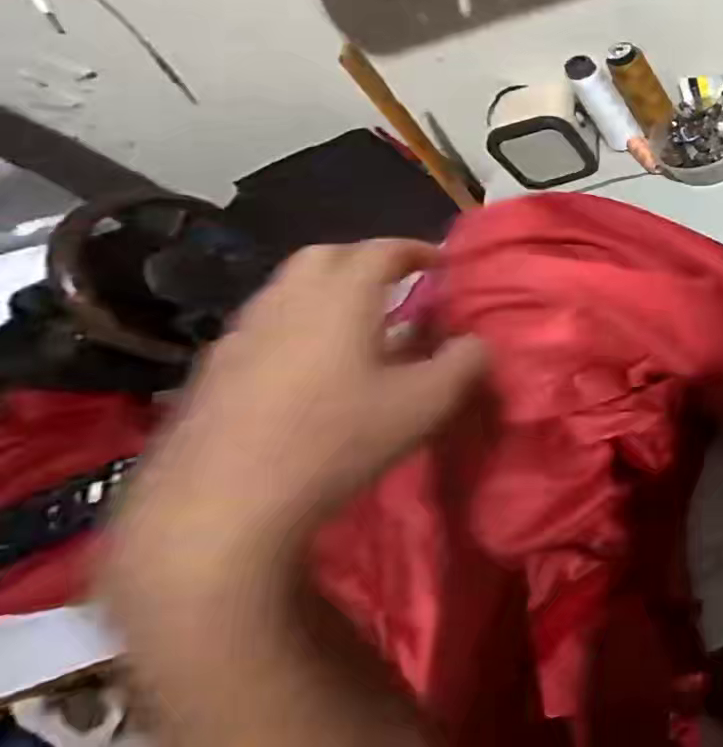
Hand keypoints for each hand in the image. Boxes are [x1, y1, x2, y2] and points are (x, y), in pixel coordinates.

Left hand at [124, 240, 488, 548]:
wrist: (216, 511)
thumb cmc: (338, 441)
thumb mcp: (429, 401)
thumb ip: (466, 360)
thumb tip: (476, 341)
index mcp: (339, 300)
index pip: (380, 251)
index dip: (416, 249)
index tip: (443, 263)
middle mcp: (284, 306)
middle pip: (323, 258)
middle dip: (365, 261)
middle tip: (401, 283)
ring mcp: (237, 340)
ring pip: (286, 292)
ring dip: (328, 294)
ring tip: (363, 326)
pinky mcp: (209, 377)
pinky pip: (263, 329)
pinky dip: (298, 328)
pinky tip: (315, 369)